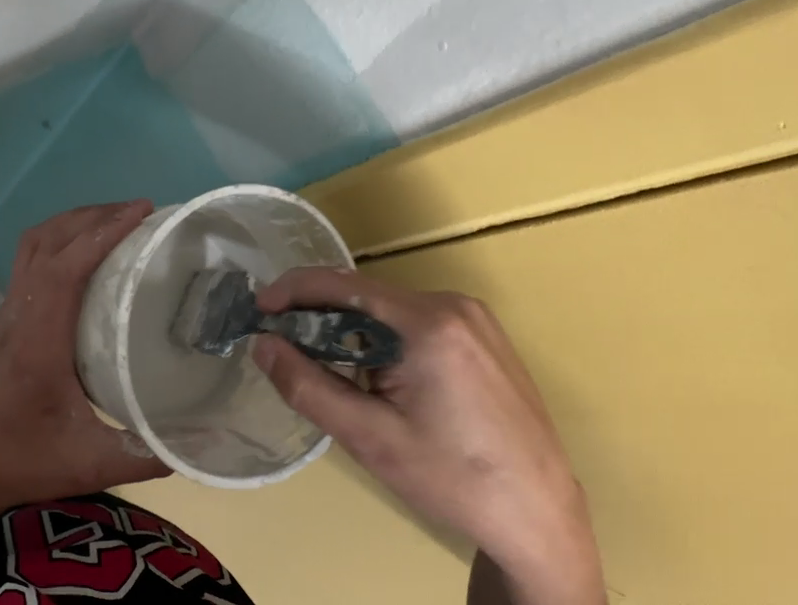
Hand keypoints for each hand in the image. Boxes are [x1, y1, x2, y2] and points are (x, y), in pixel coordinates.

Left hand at [0, 201, 171, 517]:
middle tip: (143, 213)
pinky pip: (32, 254)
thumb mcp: (90, 465)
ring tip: (119, 219)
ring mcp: (11, 309)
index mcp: (39, 341)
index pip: (66, 267)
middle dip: (96, 217)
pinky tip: (90, 246)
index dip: (103, 233)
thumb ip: (145, 456)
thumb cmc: (29, 459)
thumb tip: (203, 441)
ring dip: (76, 221)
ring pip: (37, 242)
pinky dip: (62, 236)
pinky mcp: (10, 312)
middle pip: (51, 241)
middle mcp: (21, 313)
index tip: (143, 213)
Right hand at [251, 268, 603, 604]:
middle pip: (367, 294)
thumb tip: (263, 344)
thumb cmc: (451, 478)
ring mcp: (474, 317)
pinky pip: (419, 320)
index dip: (294, 290)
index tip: (258, 308)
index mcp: (426, 323)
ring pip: (392, 308)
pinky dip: (388, 337)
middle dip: (323, 316)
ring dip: (356, 330)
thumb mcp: (369, 437)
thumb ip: (308, 385)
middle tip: (289, 349)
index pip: (343, 284)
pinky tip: (386, 380)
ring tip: (339, 376)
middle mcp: (452, 304)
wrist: (538, 513)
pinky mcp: (486, 334)